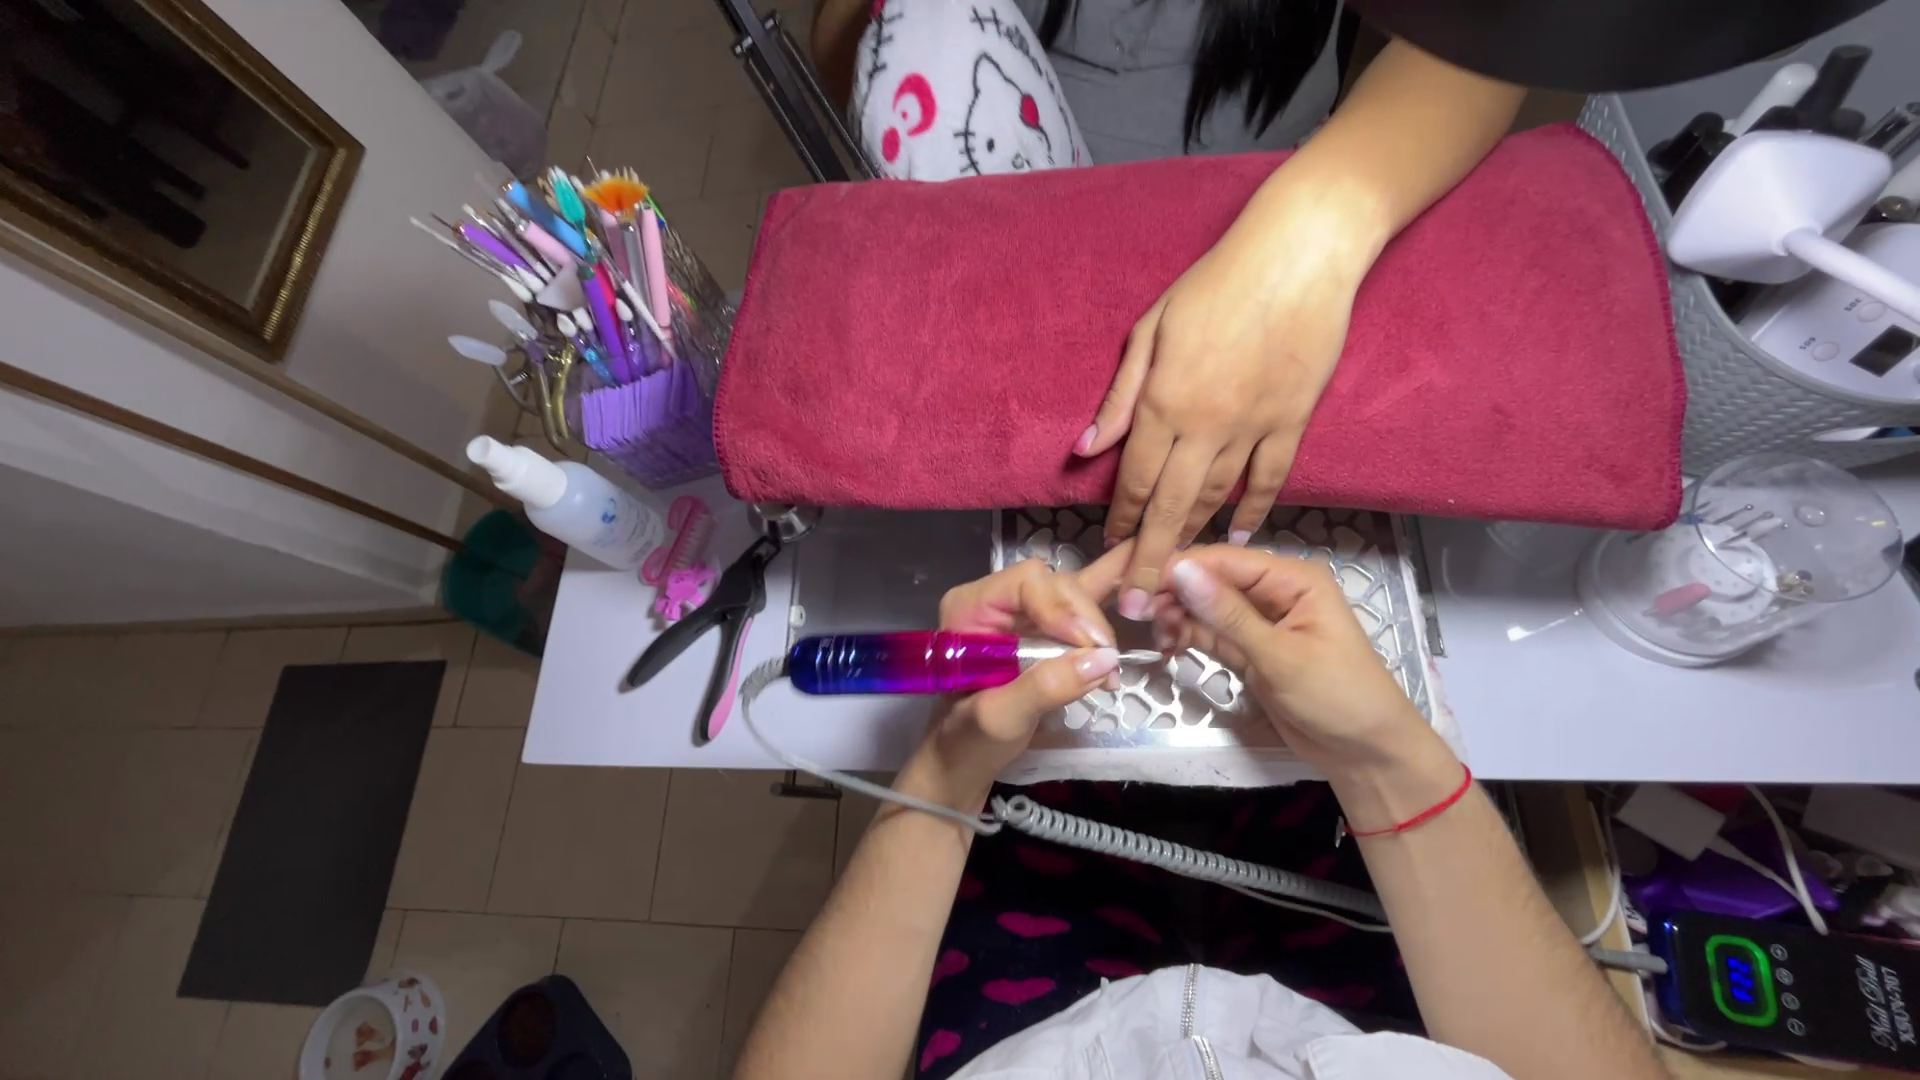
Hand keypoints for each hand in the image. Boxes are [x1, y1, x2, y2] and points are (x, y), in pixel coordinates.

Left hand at [900, 544, 1133, 812]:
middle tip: (1108, 662)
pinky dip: (1099, 620)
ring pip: (1071, 598)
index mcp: (970, 608)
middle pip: (1054, 586)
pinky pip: (1075, 613)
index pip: (1026, 582)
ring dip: (1097, 628)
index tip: (1090, 644)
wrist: (961, 760)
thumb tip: (1104, 659)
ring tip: (1110, 669)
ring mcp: (1019, 613)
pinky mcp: (1039, 629)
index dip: (1062, 607)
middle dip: (1085, 619)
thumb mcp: (1002, 717)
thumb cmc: (968, 739)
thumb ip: (1047, 685)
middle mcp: (994, 600)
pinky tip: (1130, 612)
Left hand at [1079, 231, 1359, 621]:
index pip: (1135, 479)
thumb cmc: (1213, 286)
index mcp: (1164, 404)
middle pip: (1172, 505)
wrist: (1297, 256)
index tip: (1109, 545)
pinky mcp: (1293, 421)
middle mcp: (1205, 426)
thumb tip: (1086, 448)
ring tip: (1176, 570)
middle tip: (1137, 599)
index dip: (1121, 518)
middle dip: (1150, 556)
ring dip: (1194, 536)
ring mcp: (1253, 427)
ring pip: (1217, 497)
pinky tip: (1237, 536)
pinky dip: (1253, 510)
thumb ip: (1120, 397)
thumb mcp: (1150, 331)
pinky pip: (1270, 478)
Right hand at [1148, 545, 1437, 779]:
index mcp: (1292, 578)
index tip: (1135, 581)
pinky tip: (1167, 645)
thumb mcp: (1281, 656)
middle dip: (1172, 592)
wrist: (1365, 755)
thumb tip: (1182, 571)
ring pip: (1204, 607)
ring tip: (1154, 634)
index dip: (1179, 567)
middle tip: (1136, 612)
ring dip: (1176, 616)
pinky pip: (1209, 633)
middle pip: (1210, 579)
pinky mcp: (1247, 649)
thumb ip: (1228, 614)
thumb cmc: (1338, 698)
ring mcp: (1258, 621)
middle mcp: (1274, 591)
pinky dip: (1186, 636)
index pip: (1225, 560)